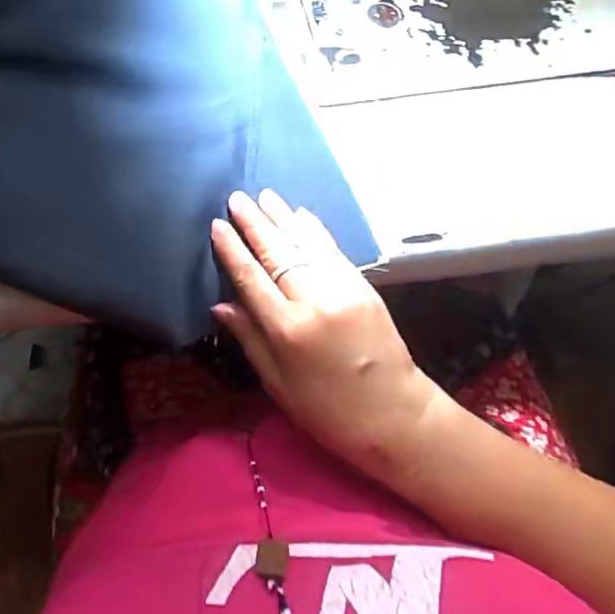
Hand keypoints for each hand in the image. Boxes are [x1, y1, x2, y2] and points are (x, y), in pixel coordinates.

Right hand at [212, 190, 448, 483]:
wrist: (397, 417)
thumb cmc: (328, 412)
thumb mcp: (278, 384)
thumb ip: (249, 339)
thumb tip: (221, 304)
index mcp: (287, 331)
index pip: (251, 278)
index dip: (231, 249)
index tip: (218, 225)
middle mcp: (314, 303)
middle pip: (276, 254)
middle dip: (254, 223)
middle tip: (236, 198)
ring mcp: (342, 291)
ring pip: (305, 245)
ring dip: (282, 217)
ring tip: (264, 196)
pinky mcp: (364, 288)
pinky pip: (332, 251)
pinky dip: (314, 230)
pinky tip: (300, 215)